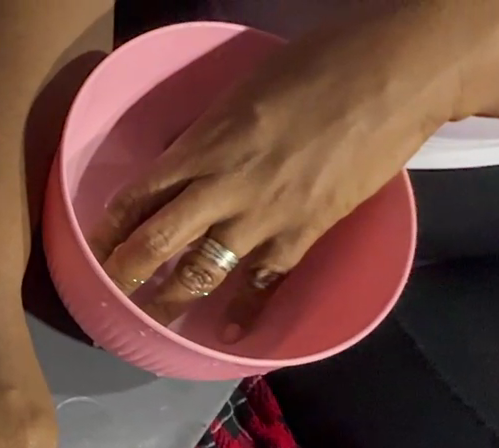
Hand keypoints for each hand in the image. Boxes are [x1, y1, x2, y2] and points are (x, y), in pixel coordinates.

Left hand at [89, 15, 455, 337]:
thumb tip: (176, 167)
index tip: (90, 254)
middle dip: (121, 277)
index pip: (133, 200)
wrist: (408, 68)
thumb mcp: (241, 93)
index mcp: (202, 148)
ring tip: (149, 322)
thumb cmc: (322, 63)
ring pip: (198, 274)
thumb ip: (204, 138)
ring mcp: (261, 218)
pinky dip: (245, 312)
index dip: (105, 233)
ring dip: (168, 303)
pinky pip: (263, 284)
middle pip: (153, 246)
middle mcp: (221, 189)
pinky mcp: (301, 235)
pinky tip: (229, 333)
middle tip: (103, 298)